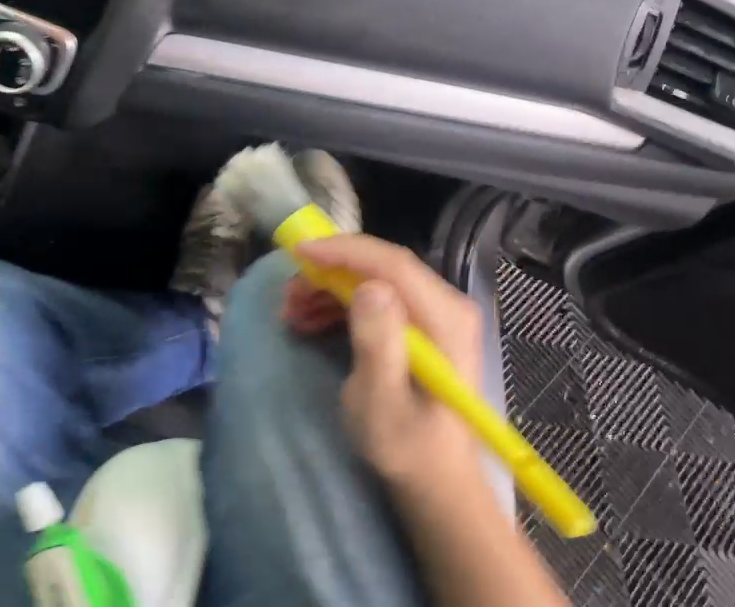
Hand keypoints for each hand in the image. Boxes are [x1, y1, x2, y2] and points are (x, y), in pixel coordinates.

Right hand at [282, 235, 486, 491]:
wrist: (435, 482)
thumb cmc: (406, 447)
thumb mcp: (382, 401)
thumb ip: (377, 343)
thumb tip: (370, 287)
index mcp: (445, 319)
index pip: (391, 263)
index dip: (343, 251)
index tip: (297, 253)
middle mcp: (446, 305)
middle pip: (379, 265)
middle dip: (327, 271)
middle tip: (287, 296)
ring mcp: (434, 313)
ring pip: (372, 278)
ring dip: (327, 288)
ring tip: (292, 313)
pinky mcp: (420, 324)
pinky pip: (374, 295)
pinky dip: (339, 302)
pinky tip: (310, 320)